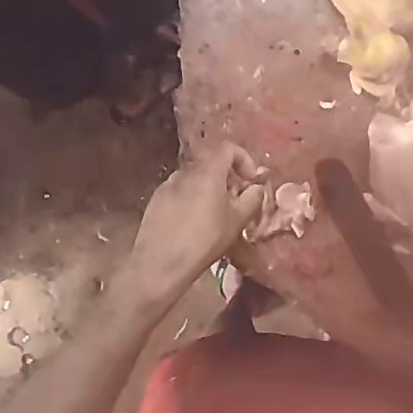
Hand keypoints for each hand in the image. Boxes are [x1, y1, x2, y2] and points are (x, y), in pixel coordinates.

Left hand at [120, 143, 265, 307]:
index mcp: (207, 172)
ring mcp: (167, 185)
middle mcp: (185, 172)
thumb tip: (256, 187)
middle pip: (211, 164)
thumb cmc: (204, 240)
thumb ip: (252, 198)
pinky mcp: (156, 200)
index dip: (244, 159)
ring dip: (210, 189)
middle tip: (237, 201)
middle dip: (228, 178)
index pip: (227, 148)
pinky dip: (192, 199)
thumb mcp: (237, 221)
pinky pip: (180, 192)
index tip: (250, 181)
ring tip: (216, 215)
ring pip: (195, 179)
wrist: (160, 264)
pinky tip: (194, 224)